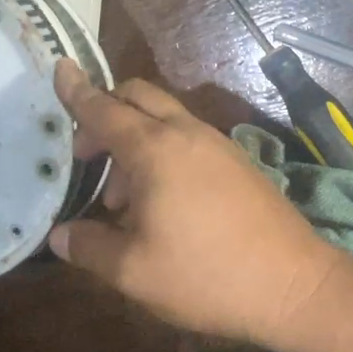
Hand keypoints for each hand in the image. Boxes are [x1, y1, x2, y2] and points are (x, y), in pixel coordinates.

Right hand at [48, 60, 344, 342]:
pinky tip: (161, 206)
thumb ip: (89, 247)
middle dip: (105, 112)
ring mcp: (218, 146)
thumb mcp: (133, 272)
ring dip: (134, 141)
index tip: (59, 66)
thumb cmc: (205, 275)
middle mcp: (187, 134)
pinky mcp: (239, 164)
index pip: (104, 109)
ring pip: (164, 120)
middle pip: (138, 97)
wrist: (293, 285)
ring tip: (123, 202)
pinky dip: (163, 154)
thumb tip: (61, 235)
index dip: (76, 91)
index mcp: (155, 149)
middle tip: (87, 157)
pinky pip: (188, 140)